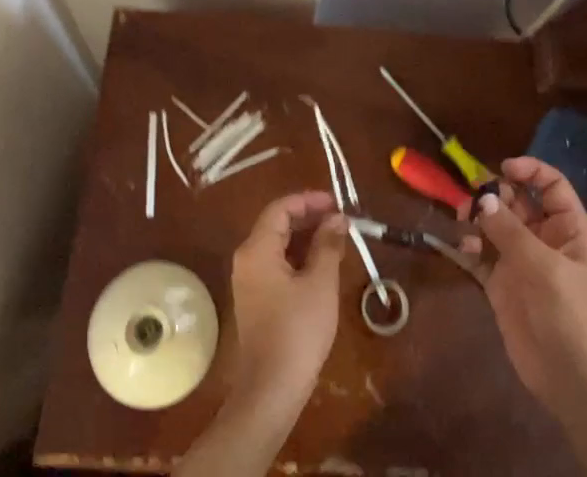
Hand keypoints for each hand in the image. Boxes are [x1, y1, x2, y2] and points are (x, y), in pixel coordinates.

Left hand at [229, 191, 347, 405]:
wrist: (272, 386)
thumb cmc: (298, 330)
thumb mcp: (320, 283)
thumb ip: (328, 245)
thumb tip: (337, 218)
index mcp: (256, 250)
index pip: (279, 209)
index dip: (308, 201)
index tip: (336, 202)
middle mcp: (246, 259)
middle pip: (276, 225)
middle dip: (308, 218)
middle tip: (340, 220)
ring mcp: (249, 281)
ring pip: (277, 246)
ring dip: (305, 238)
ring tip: (337, 239)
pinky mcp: (257, 299)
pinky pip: (276, 265)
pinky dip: (298, 258)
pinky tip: (322, 265)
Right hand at [460, 158, 586, 414]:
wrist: (573, 377)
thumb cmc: (571, 314)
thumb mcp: (544, 267)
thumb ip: (510, 231)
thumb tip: (483, 198)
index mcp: (569, 229)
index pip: (551, 185)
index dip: (529, 171)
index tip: (501, 169)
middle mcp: (544, 239)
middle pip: (516, 202)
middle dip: (494, 195)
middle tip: (471, 200)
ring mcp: (521, 262)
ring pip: (494, 226)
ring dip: (477, 219)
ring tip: (462, 222)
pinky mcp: (500, 285)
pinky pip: (480, 256)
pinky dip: (467, 248)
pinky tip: (461, 249)